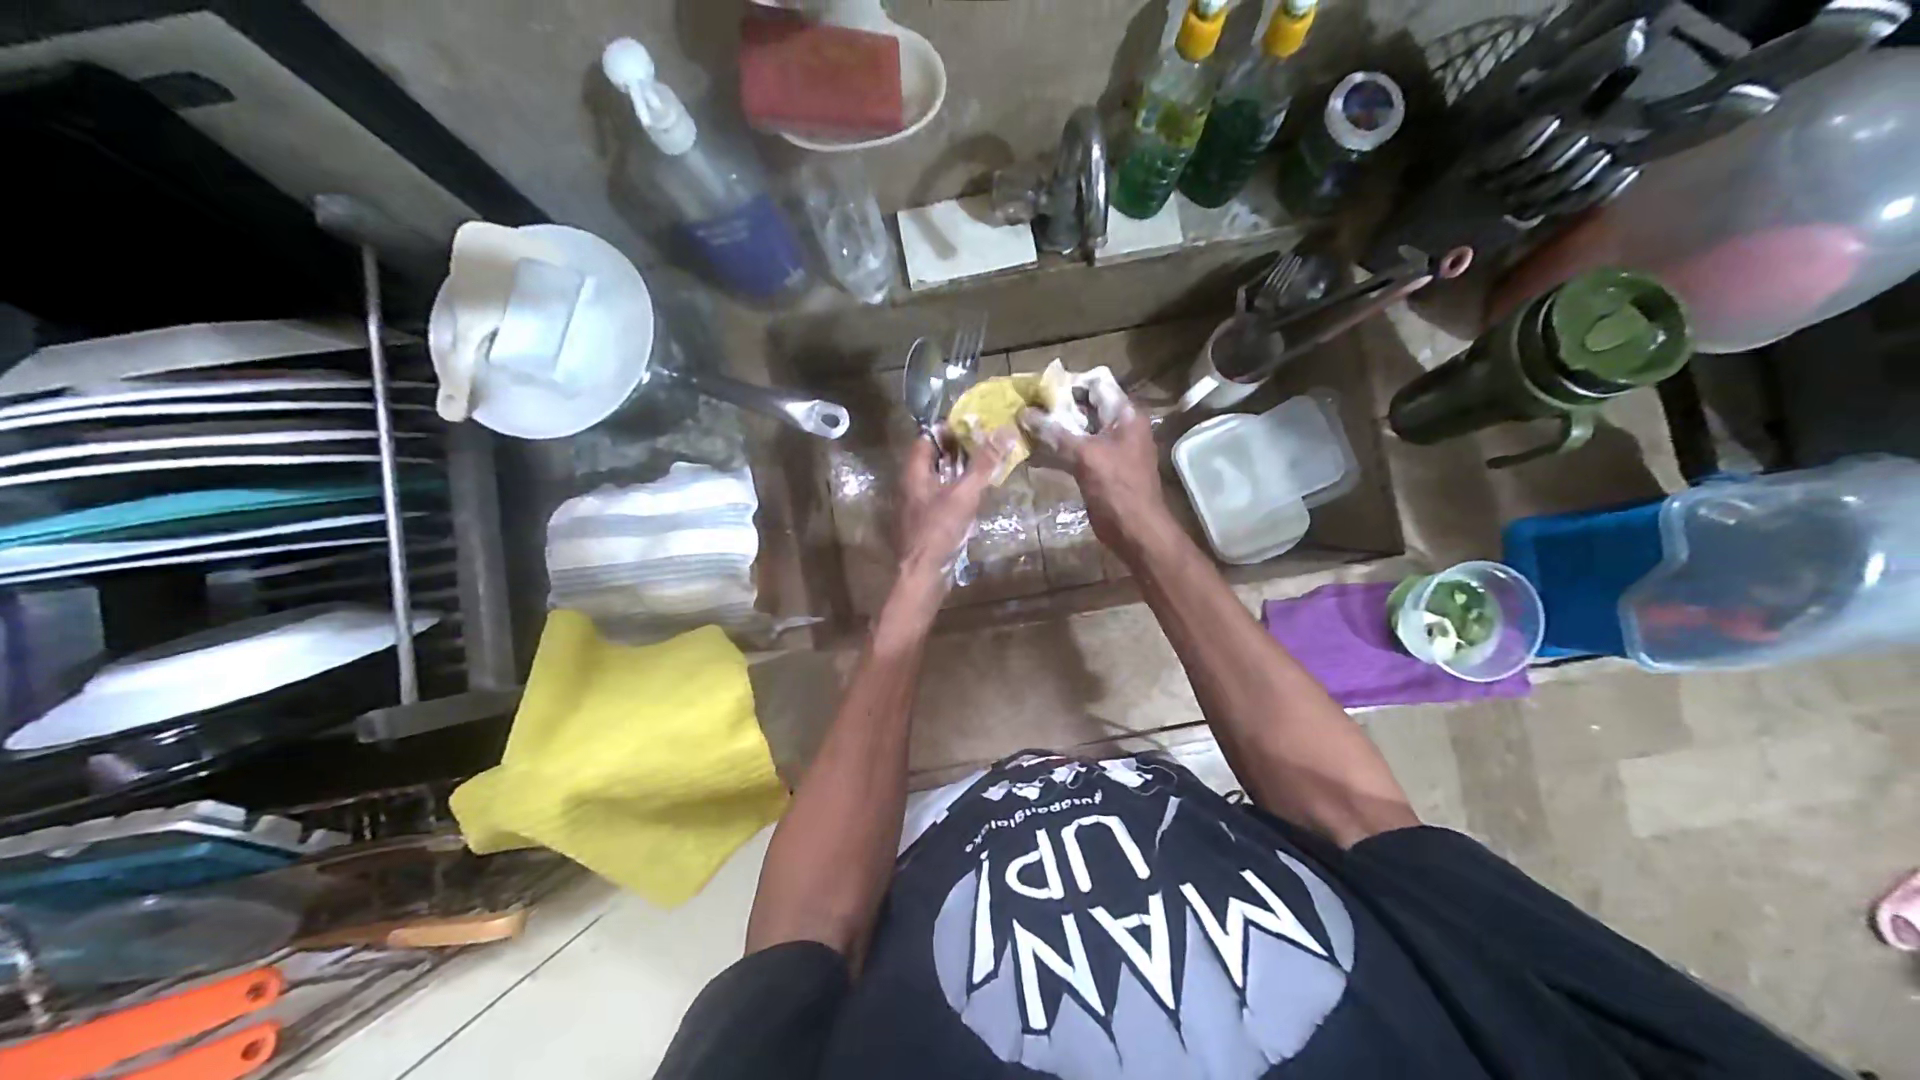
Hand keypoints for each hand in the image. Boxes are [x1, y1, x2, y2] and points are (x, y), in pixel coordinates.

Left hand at [894, 431, 1005, 589]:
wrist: (923, 573)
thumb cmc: (939, 529)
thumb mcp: (964, 493)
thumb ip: (983, 463)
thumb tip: (1004, 431)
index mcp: (914, 473)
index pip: (927, 438)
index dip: (948, 429)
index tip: (973, 423)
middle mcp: (910, 486)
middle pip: (933, 459)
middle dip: (957, 449)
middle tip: (984, 442)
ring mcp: (916, 506)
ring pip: (937, 479)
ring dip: (958, 472)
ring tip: (984, 465)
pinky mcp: (924, 523)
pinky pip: (940, 499)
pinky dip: (956, 492)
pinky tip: (974, 496)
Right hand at [1018, 369, 1169, 551]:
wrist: (1134, 530)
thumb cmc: (1118, 488)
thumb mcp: (1086, 456)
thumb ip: (1055, 433)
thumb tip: (1025, 413)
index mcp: (1125, 414)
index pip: (1096, 383)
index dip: (1068, 382)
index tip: (1038, 387)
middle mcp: (1119, 425)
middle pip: (1085, 405)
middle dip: (1056, 405)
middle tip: (1024, 404)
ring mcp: (1108, 447)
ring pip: (1077, 428)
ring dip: (1053, 428)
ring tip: (1023, 424)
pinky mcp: (1097, 467)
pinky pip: (1074, 450)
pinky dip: (1056, 449)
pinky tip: (1031, 450)